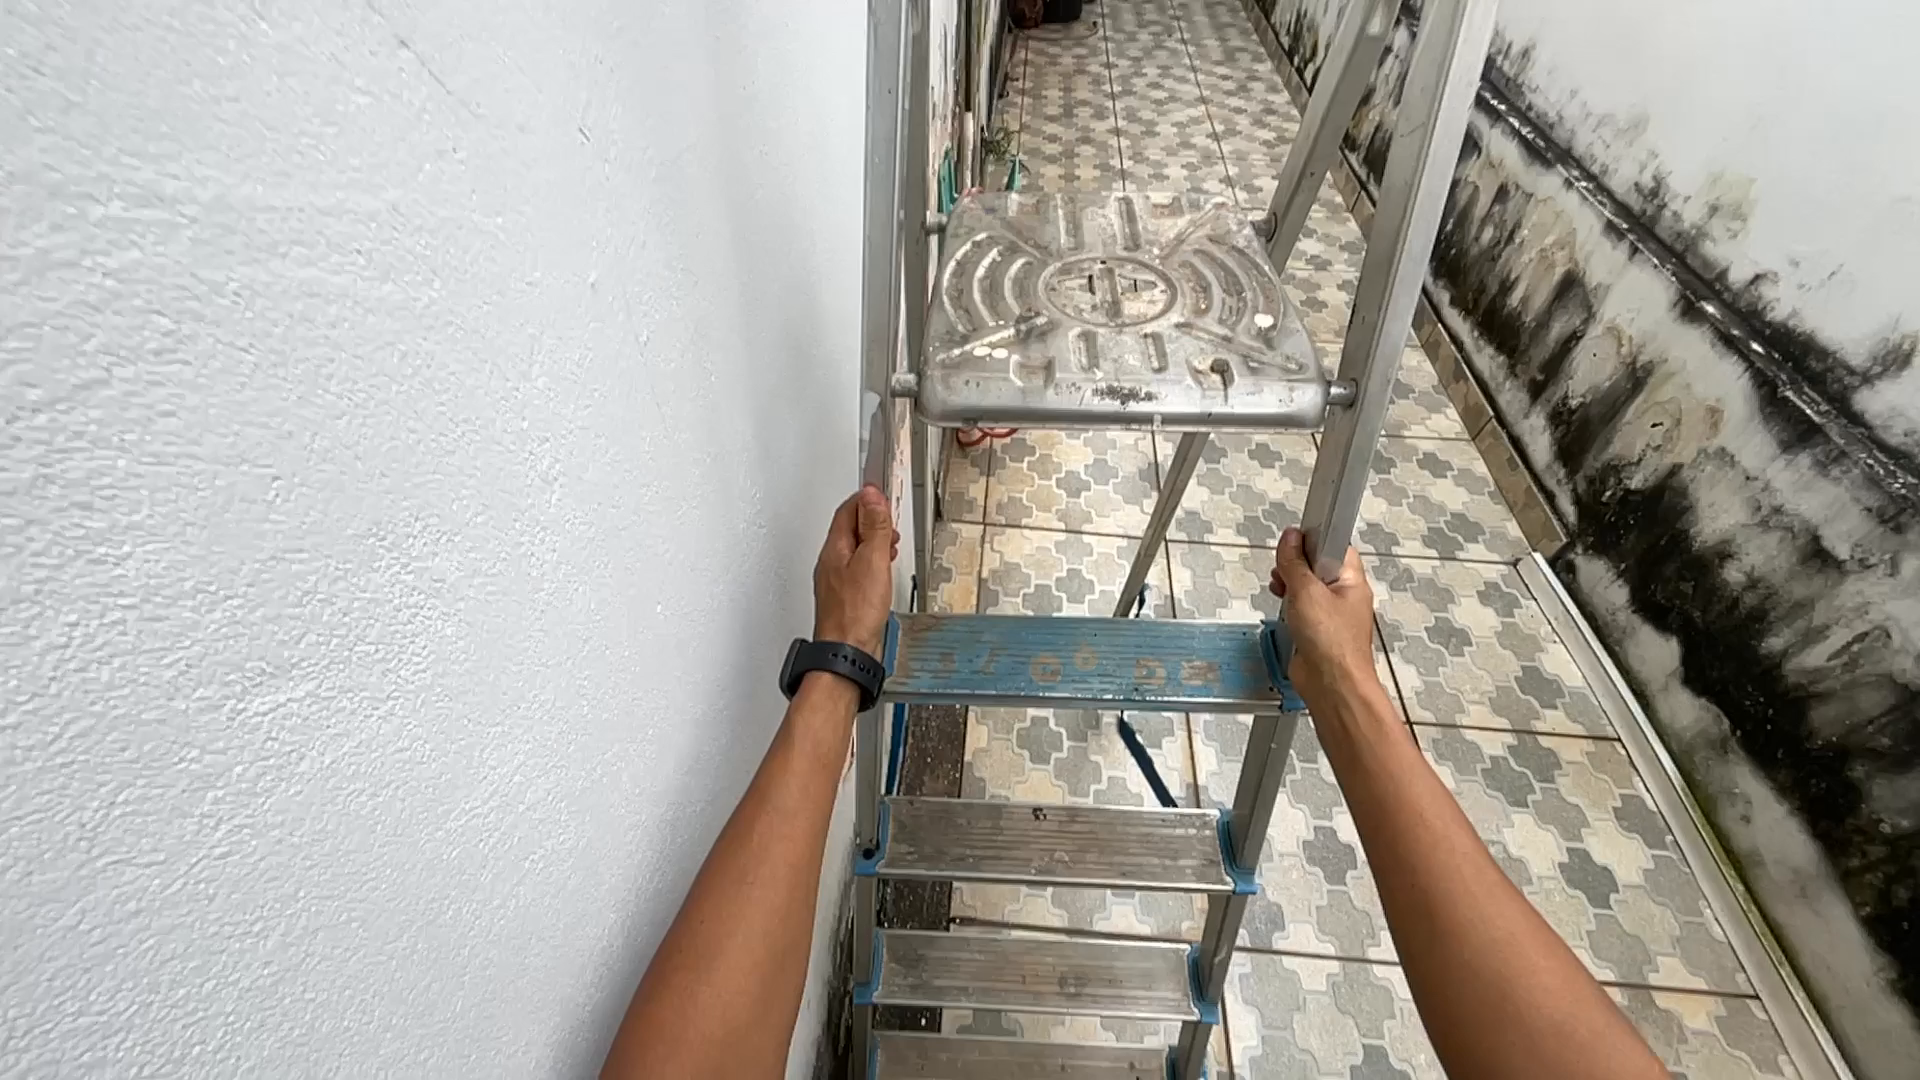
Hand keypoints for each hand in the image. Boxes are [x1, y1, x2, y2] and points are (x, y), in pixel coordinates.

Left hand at [812, 485, 898, 656]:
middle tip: (888, 517)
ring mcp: (837, 580)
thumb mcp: (873, 561)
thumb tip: (872, 497)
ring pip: (854, 549)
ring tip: (890, 541)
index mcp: (834, 549)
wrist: (848, 651)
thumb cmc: (855, 612)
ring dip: (873, 540)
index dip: (865, 498)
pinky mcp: (846, 597)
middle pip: (848, 528)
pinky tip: (882, 569)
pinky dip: (872, 561)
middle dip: (870, 518)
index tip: (881, 494)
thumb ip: (874, 528)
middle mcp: (831, 563)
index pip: (846, 511)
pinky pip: (857, 568)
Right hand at [1268, 526, 1378, 702]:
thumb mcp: (1306, 591)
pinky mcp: (1317, 629)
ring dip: (1290, 584)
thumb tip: (1290, 538)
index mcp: (1352, 580)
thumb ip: (1294, 563)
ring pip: (1307, 586)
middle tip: (1284, 568)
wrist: (1330, 683)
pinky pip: (1301, 606)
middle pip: (1318, 565)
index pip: (1334, 546)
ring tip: (1280, 588)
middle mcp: (1344, 595)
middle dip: (1296, 564)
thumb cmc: (1330, 642)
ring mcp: (1331, 613)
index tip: (1293, 542)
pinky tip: (1282, 607)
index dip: (1313, 540)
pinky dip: (1288, 603)